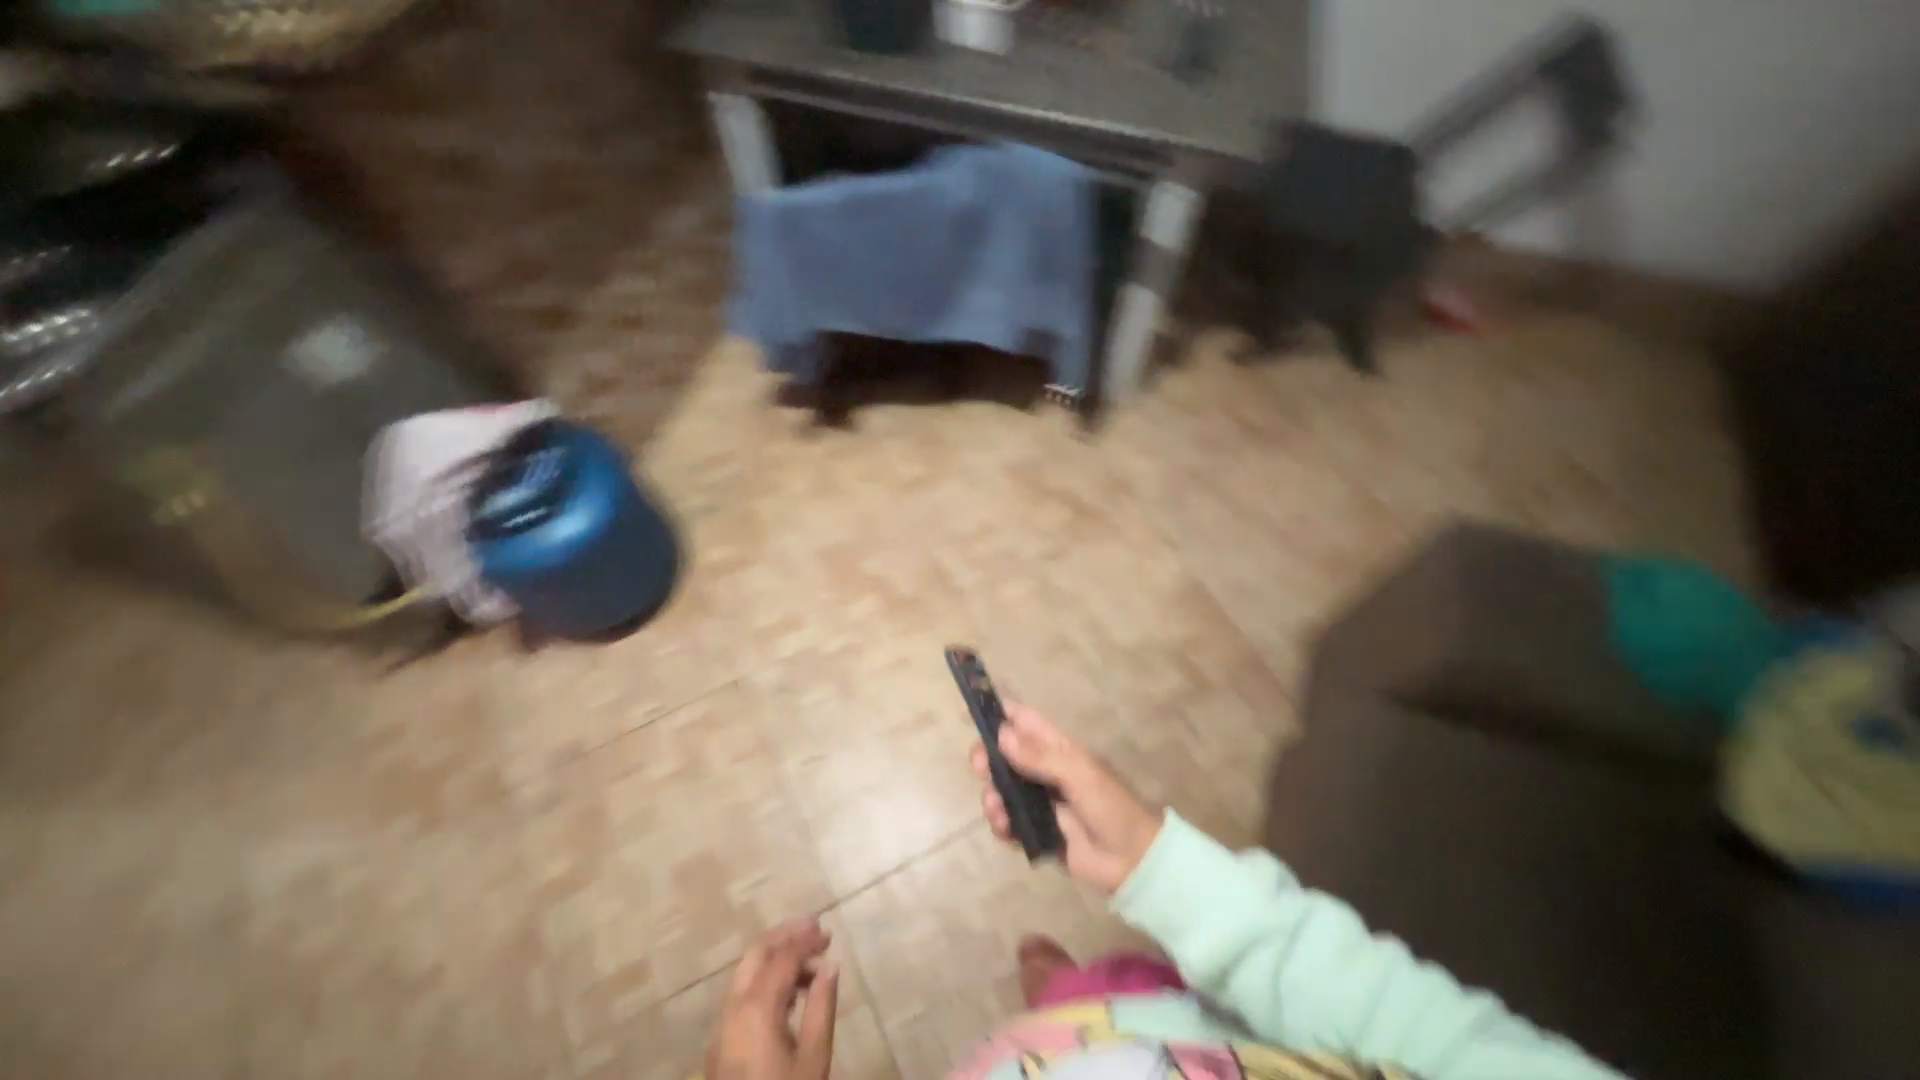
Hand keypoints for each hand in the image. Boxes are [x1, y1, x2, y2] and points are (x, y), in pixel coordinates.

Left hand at [707, 919, 839, 1079]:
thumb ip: (821, 1007)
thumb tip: (830, 966)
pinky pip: (741, 995)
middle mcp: (732, 1008)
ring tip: (810, 961)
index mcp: (755, 1009)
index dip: (805, 940)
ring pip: (745, 974)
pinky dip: (764, 980)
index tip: (829, 932)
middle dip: (784, 936)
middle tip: (815, 928)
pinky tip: (789, 992)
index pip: (782, 958)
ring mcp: (721, 1026)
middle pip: (755, 955)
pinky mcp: (720, 1044)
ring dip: (775, 958)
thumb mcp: (813, 1059)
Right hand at [970, 703, 1163, 893]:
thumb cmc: (1111, 807)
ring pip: (1002, 791)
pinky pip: (1008, 824)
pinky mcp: (1035, 832)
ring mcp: (1038, 803)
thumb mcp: (1079, 775)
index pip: (1025, 722)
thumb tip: (1002, 734)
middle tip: (979, 767)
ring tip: (997, 808)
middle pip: (1004, 756)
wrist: (1131, 860)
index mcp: (1059, 750)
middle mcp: (1044, 772)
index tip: (974, 714)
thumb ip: (1040, 757)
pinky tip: (1005, 829)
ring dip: (992, 795)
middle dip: (987, 758)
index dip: (1001, 715)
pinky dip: (1001, 824)